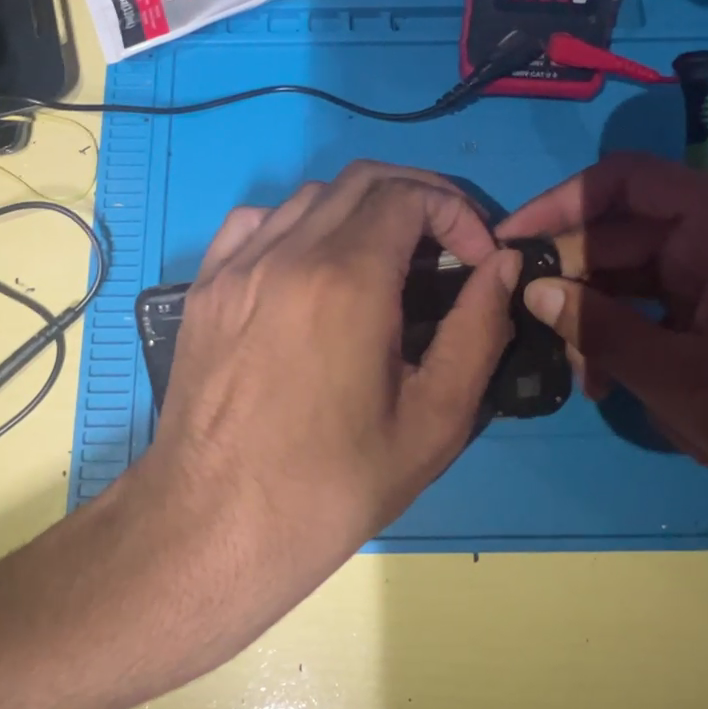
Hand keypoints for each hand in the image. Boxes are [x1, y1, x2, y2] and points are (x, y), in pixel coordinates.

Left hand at [144, 161, 520, 593]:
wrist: (213, 528)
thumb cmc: (332, 487)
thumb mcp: (433, 423)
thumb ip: (478, 332)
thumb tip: (502, 266)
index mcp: (347, 281)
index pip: (409, 196)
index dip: (456, 213)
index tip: (477, 259)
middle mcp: (287, 254)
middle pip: (362, 180)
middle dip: (418, 197)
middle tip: (446, 244)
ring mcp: (237, 267)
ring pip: (310, 196)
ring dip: (361, 208)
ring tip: (387, 258)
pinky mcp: (206, 288)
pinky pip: (255, 222)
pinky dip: (297, 221)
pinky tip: (312, 263)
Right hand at [498, 152, 707, 518]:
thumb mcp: (686, 381)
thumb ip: (601, 330)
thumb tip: (532, 289)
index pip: (622, 180)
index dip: (557, 205)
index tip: (509, 244)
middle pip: (623, 238)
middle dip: (579, 290)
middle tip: (541, 338)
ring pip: (641, 281)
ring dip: (612, 330)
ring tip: (597, 388)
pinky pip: (671, 308)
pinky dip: (649, 346)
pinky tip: (647, 400)